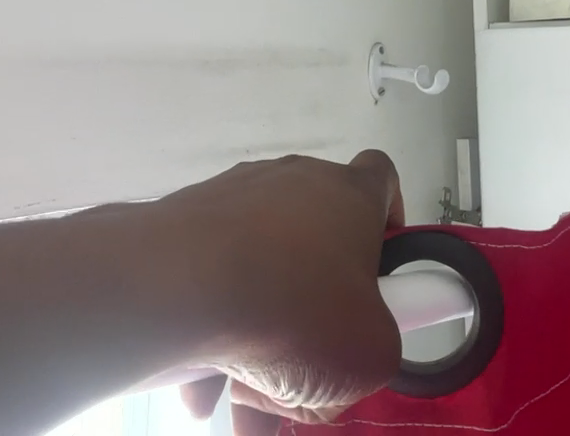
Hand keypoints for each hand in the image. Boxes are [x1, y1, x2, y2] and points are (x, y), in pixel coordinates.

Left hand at [161, 150, 404, 435]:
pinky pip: (213, 275)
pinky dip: (213, 323)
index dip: (387, 216)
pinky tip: (199, 379)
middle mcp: (295, 180)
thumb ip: (373, 346)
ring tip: (237, 391)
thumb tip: (337, 354)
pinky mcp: (189, 217)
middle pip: (316, 236)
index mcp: (349, 195)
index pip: (381, 177)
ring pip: (260, 265)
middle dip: (312, 303)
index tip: (379, 265)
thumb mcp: (368, 355)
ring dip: (257, 327)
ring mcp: (238, 194)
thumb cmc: (296, 308)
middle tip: (303, 362)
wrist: (181, 282)